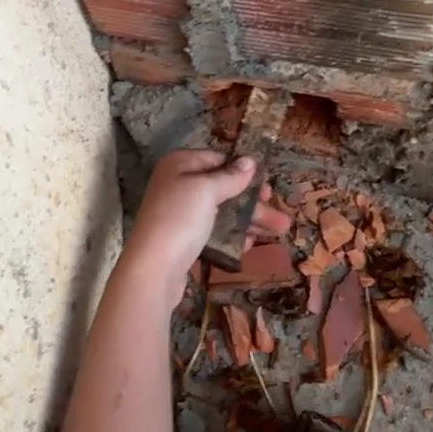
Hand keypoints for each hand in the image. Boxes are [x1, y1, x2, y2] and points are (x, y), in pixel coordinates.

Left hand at [121, 150, 290, 309]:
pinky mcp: (184, 239)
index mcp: (180, 164)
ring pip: (222, 212)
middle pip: (223, 188)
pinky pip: (214, 231)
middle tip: (279, 214)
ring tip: (280, 230)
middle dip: (253, 202)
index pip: (218, 160)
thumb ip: (230, 176)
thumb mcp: (206, 191)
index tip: (267, 187)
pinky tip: (252, 244)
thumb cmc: (180, 220)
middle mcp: (178, 185)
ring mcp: (180, 214)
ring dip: (250, 220)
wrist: (152, 270)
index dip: (244, 172)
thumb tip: (249, 161)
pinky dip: (233, 235)